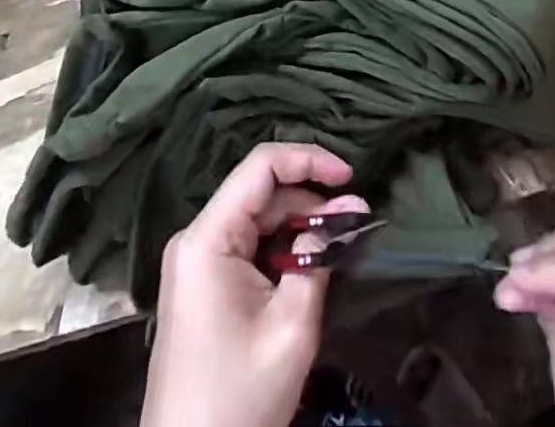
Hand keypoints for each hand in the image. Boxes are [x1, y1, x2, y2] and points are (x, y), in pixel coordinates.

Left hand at [141, 142, 368, 426]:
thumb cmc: (239, 395)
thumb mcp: (291, 326)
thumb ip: (318, 259)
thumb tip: (345, 211)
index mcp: (207, 238)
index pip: (259, 167)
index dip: (307, 159)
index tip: (350, 175)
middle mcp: (197, 237)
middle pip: (259, 193)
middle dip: (310, 199)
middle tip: (357, 218)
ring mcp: (197, 259)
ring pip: (256, 217)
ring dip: (299, 223)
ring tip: (341, 240)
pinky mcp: (204, 279)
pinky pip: (248, 243)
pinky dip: (282, 245)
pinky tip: (311, 259)